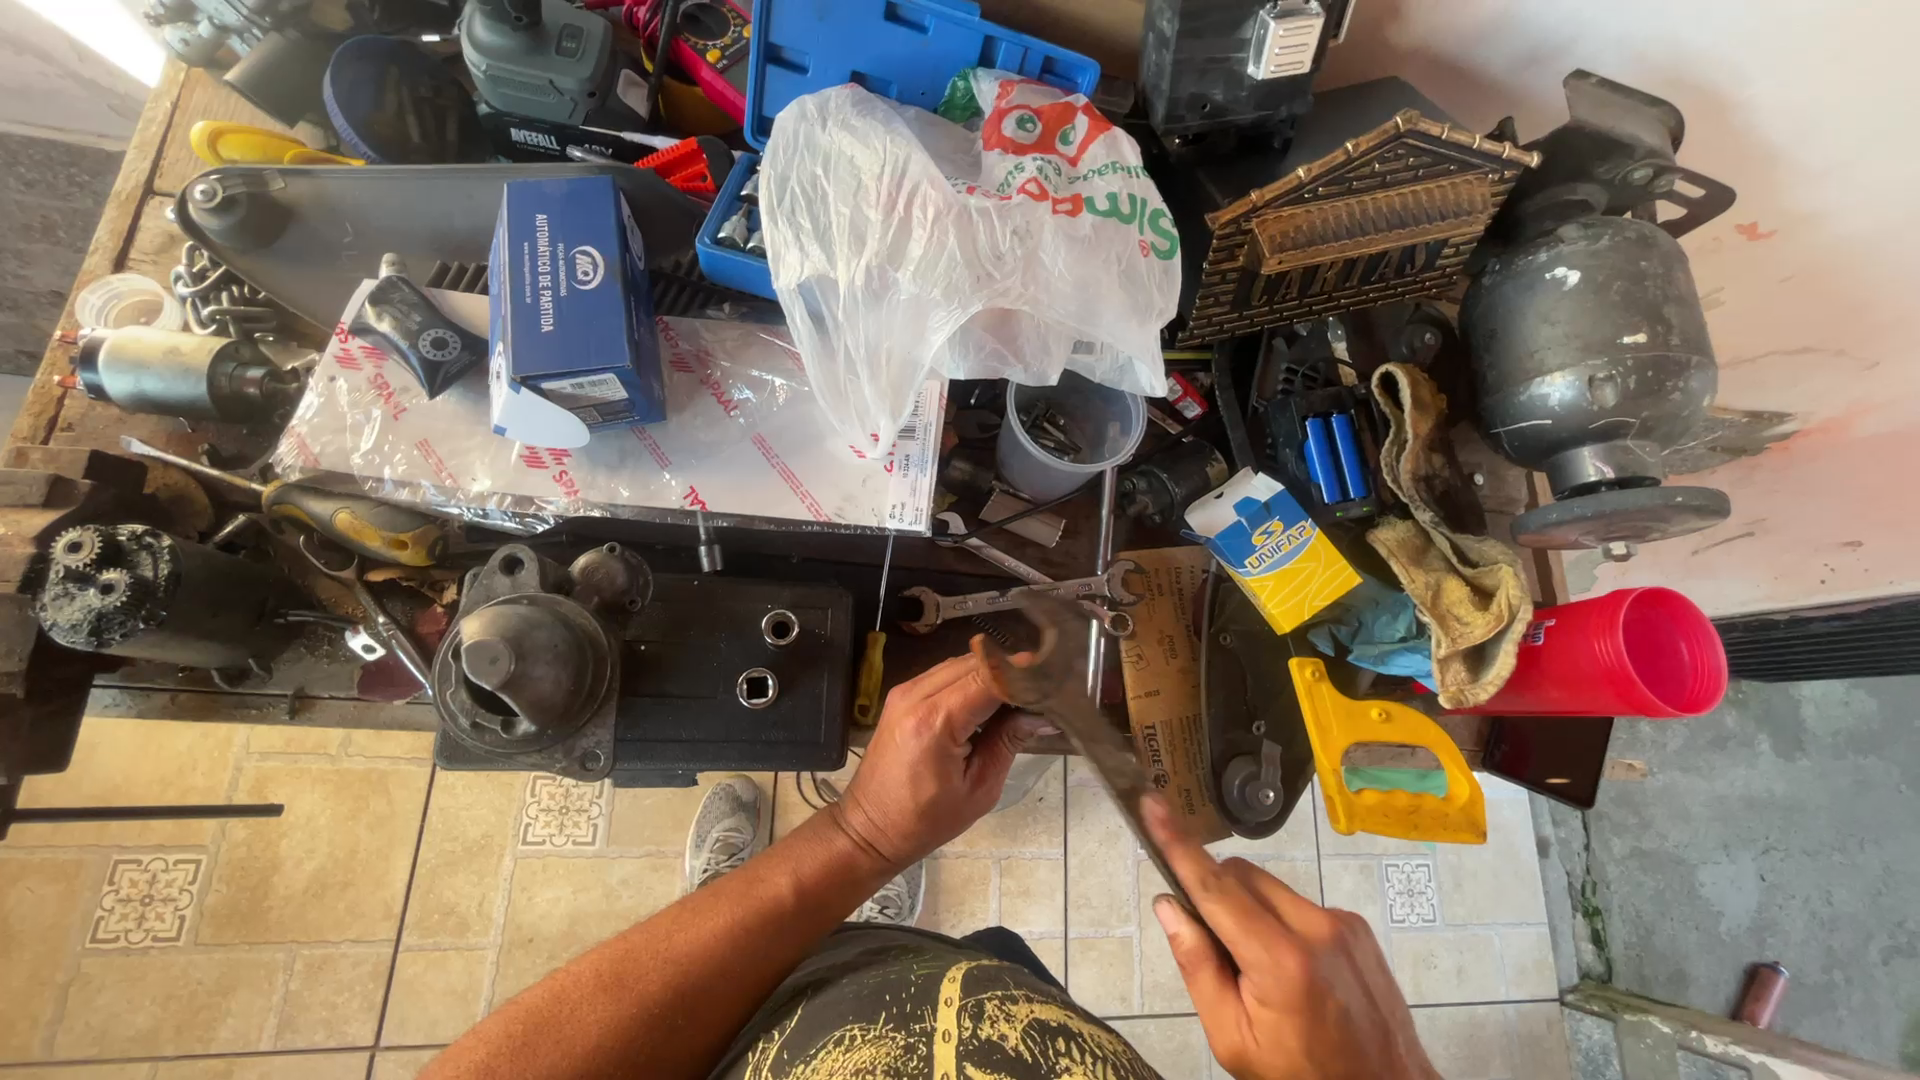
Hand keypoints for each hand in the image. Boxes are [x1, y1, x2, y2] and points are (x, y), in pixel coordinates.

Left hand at [833, 644, 1049, 869]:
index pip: (988, 678)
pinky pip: (943, 673)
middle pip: (974, 663)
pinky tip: (988, 698)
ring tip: (1019, 693)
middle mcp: (916, 695)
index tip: (1052, 676)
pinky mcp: (901, 694)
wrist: (869, 827)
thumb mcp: (979, 789)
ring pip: (958, 663)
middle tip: (1041, 688)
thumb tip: (1043, 715)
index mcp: (935, 722)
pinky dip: (968, 678)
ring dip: (989, 673)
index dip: (1022, 673)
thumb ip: (1009, 742)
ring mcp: (904, 691)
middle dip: (1009, 671)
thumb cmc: (925, 820)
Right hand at [1143, 796, 1439, 1079]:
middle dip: (1213, 891)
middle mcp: (1314, 927)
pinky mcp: (1356, 924)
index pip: (1215, 887)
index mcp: (1280, 960)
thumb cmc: (1299, 1075)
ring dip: (1246, 906)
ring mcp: (1340, 922)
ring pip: (1266, 885)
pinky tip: (1292, 965)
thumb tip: (1168, 906)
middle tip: (1212, 943)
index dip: (1178, 843)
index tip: (1153, 803)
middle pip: (1239, 875)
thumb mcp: (1233, 1039)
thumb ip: (1197, 967)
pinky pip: (1296, 901)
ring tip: (1258, 965)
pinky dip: (1278, 918)